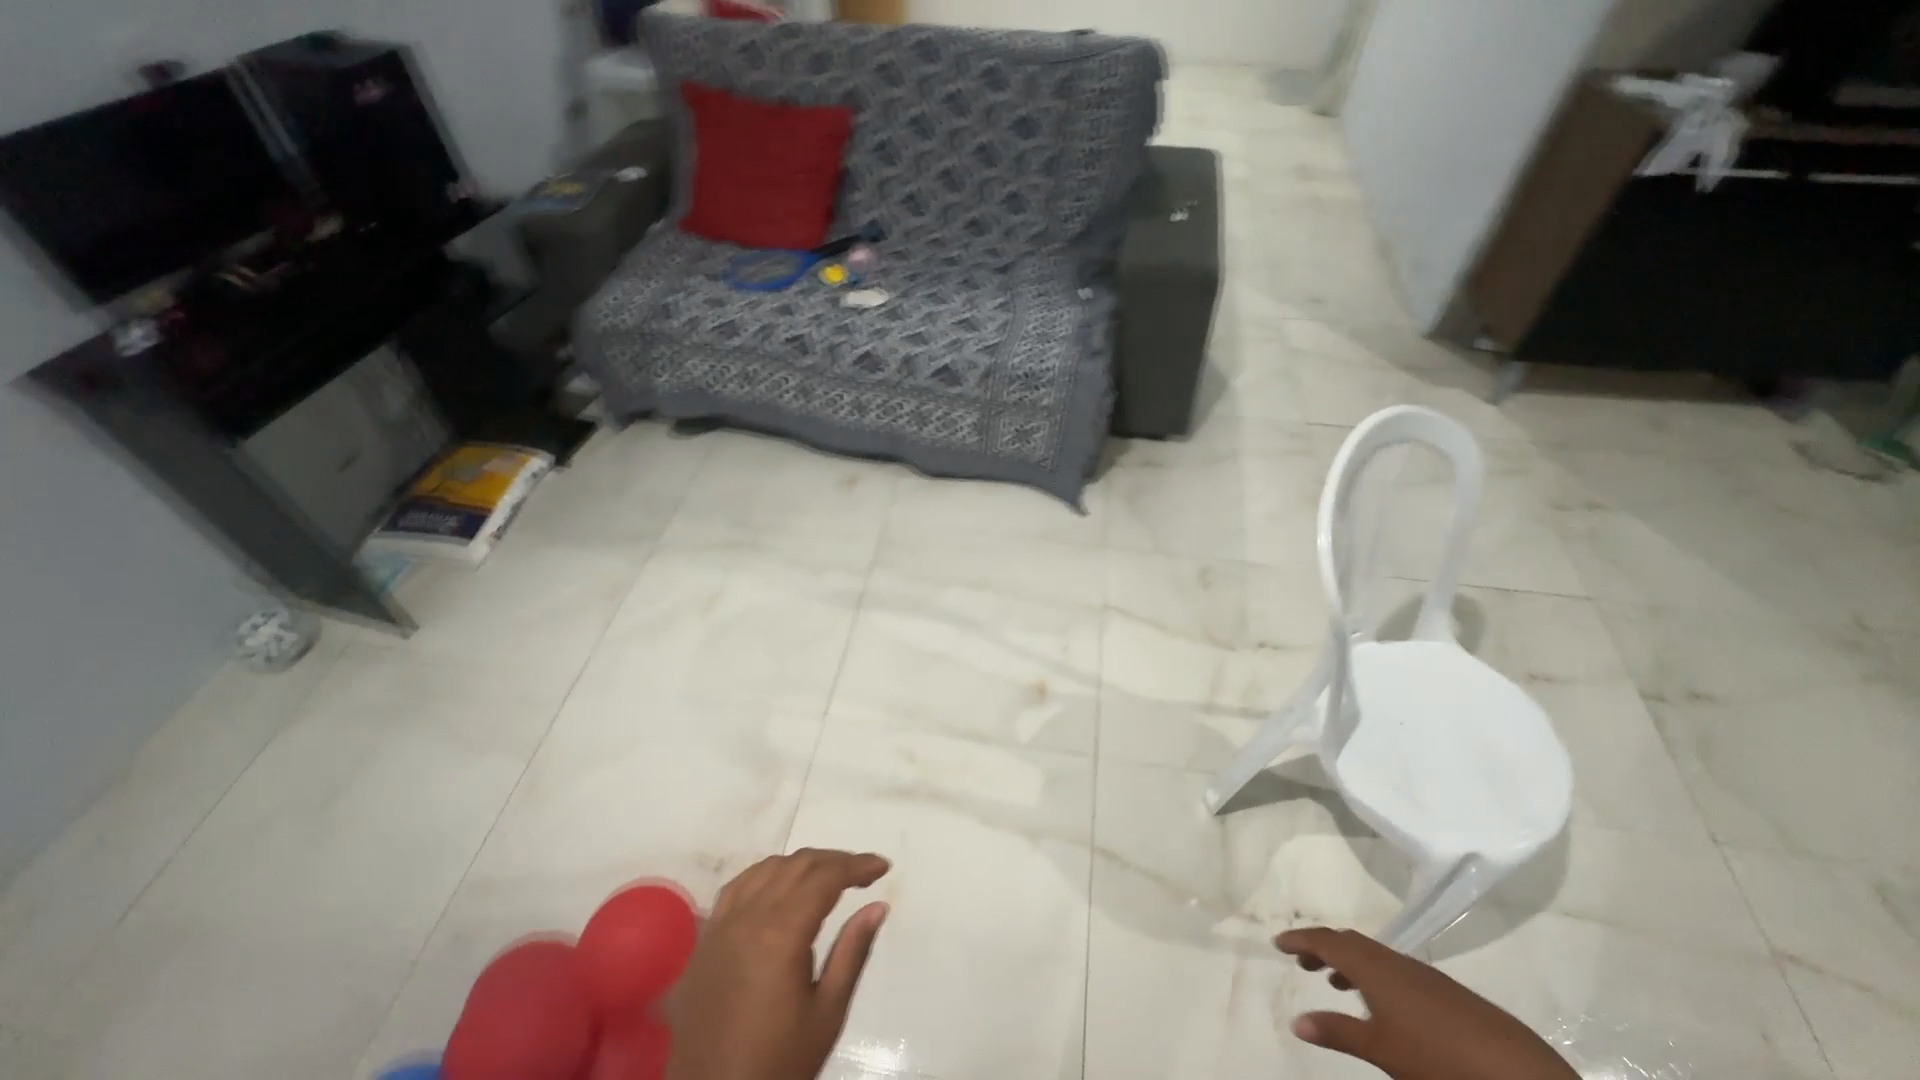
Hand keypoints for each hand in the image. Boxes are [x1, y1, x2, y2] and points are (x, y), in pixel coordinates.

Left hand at [667, 849, 890, 1079]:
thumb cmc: (780, 1062)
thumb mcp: (828, 1011)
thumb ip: (852, 952)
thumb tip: (877, 906)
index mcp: (780, 933)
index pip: (825, 878)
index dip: (856, 866)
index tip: (883, 867)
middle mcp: (747, 918)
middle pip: (795, 866)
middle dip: (833, 860)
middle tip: (863, 873)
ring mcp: (719, 927)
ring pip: (763, 869)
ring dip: (799, 865)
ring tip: (827, 878)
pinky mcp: (704, 941)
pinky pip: (735, 889)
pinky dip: (763, 877)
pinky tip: (778, 890)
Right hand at [1278, 927, 1577, 1079]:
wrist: (1516, 1071)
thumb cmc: (1437, 1057)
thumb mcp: (1381, 1049)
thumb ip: (1337, 1032)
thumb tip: (1297, 1020)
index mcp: (1377, 969)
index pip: (1330, 942)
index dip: (1302, 939)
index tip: (1278, 943)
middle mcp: (1398, 963)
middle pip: (1352, 943)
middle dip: (1324, 947)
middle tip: (1301, 962)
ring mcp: (1426, 976)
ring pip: (1377, 957)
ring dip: (1350, 962)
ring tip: (1334, 982)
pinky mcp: (1447, 993)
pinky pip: (1396, 970)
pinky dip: (1374, 976)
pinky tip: (1381, 1005)